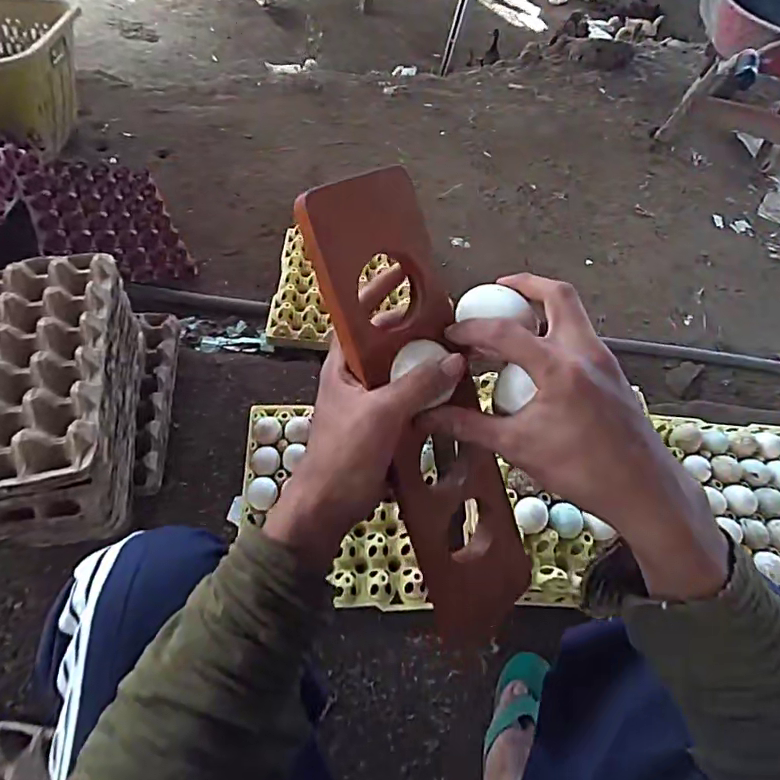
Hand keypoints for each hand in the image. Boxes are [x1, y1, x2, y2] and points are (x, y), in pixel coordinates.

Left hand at [264, 269, 466, 571]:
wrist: (326, 508)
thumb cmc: (342, 457)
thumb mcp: (380, 415)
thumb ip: (416, 386)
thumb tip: (452, 360)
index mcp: (342, 364)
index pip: (357, 316)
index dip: (375, 291)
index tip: (399, 271)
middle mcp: (354, 376)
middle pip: (385, 341)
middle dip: (412, 328)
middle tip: (444, 317)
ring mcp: (368, 400)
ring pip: (400, 370)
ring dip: (423, 362)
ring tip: (454, 350)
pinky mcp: (381, 424)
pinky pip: (408, 398)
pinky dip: (426, 391)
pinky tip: (449, 391)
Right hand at [421, 274, 730, 600]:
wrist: (645, 491)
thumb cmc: (586, 471)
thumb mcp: (518, 447)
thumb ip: (471, 426)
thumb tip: (432, 416)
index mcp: (560, 368)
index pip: (505, 332)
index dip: (471, 329)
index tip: (453, 334)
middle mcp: (586, 353)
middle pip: (557, 294)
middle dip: (524, 285)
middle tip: (498, 290)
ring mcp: (604, 360)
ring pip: (574, 312)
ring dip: (543, 307)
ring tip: (513, 321)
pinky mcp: (612, 373)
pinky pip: (581, 335)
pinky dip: (556, 331)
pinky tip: (537, 359)